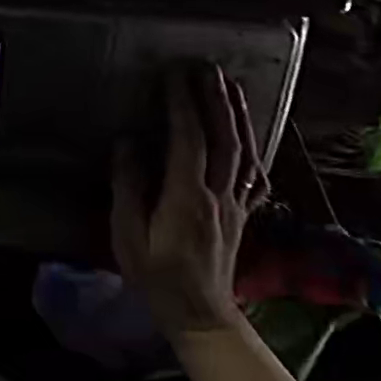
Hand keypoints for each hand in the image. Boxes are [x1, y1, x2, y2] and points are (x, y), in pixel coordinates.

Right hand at [113, 64, 267, 337]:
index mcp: (187, 197)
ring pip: (245, 152)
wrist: (199, 314)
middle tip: (207, 67)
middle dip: (216, 99)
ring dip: (238, 115)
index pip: (189, 141)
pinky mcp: (243, 213)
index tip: (174, 74)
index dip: (183, 104)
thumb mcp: (127, 233)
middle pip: (225, 139)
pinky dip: (253, 146)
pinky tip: (249, 132)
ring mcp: (236, 204)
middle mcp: (219, 195)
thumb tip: (127, 142)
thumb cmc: (154, 273)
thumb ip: (128, 186)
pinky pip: (254, 174)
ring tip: (230, 85)